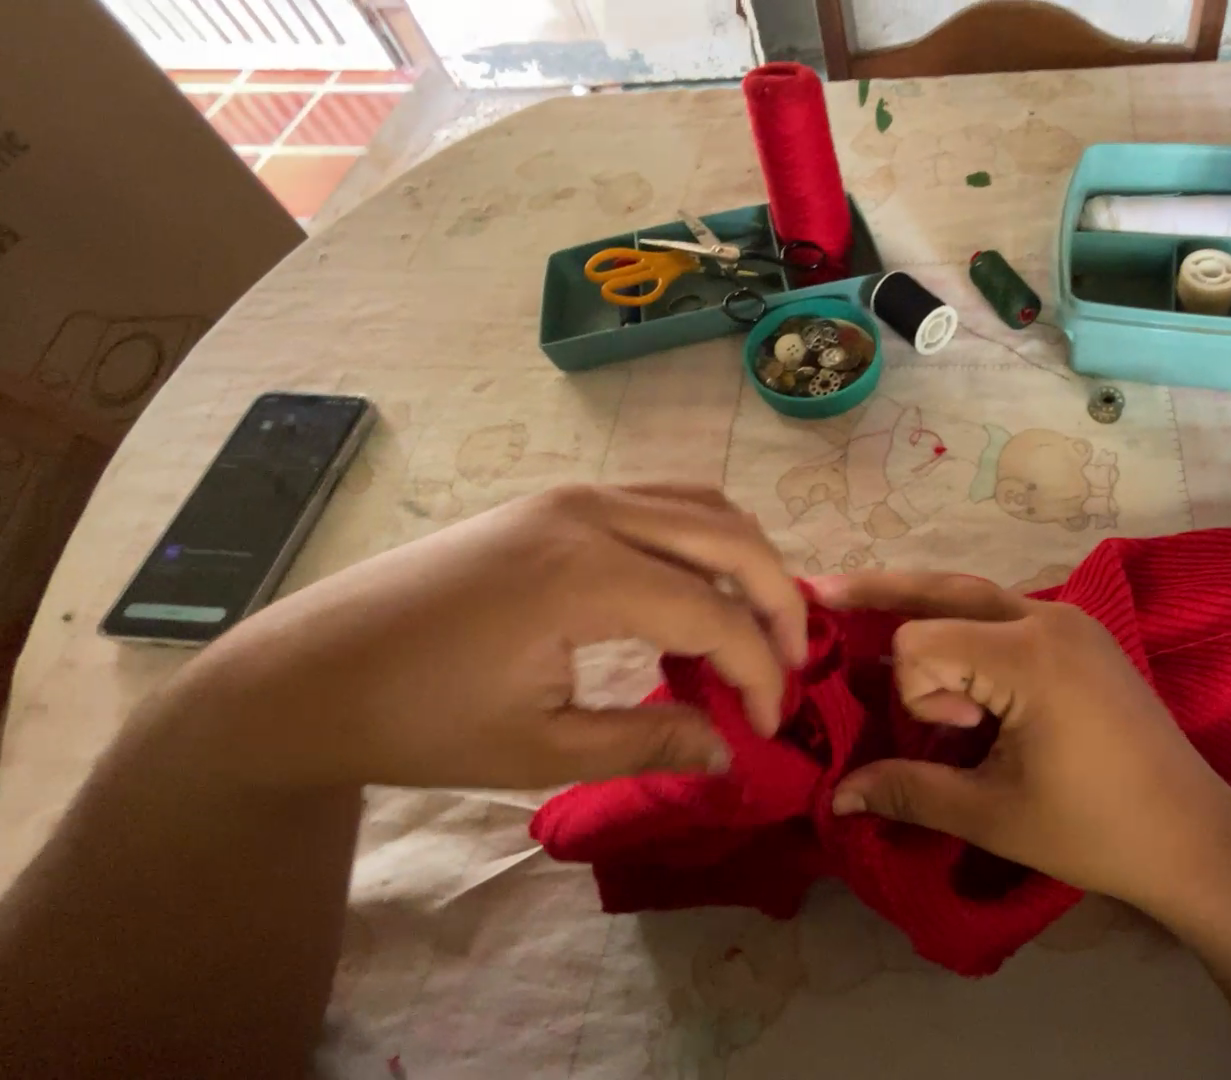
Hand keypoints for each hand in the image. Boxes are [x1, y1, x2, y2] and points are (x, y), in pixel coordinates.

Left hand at [143, 484, 807, 790]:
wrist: (307, 673)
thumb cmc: (417, 722)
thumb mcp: (540, 751)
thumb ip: (650, 742)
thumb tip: (730, 748)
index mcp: (583, 576)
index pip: (714, 616)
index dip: (757, 672)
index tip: (767, 724)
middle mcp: (591, 513)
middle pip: (733, 540)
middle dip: (780, 603)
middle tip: (791, 663)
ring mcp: (575, 495)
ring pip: (707, 506)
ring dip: (750, 562)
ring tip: (758, 622)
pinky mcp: (560, 499)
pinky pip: (667, 500)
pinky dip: (709, 538)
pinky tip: (705, 585)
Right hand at [815, 573, 1230, 909]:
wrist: (1193, 834)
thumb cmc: (1094, 828)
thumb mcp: (992, 814)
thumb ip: (909, 791)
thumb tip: (835, 797)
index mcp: (1028, 656)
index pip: (921, 641)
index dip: (914, 693)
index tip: (959, 735)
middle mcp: (1048, 617)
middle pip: (944, 587)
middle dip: (885, 593)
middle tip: (828, 589)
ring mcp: (1071, 620)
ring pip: (977, 596)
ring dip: (933, 618)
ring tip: (882, 623)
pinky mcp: (1083, 635)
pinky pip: (1008, 615)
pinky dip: (970, 630)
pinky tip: (956, 658)